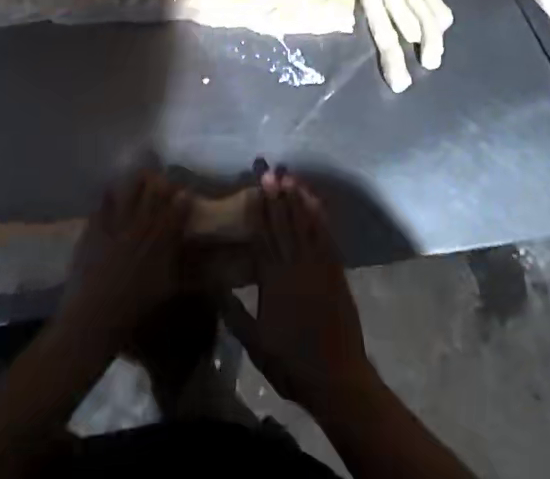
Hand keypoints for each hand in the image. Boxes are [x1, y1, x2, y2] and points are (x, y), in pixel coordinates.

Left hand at [57, 170, 192, 344]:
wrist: (95, 315)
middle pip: (155, 193)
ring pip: (130, 191)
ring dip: (137, 183)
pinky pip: (103, 206)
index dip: (184, 198)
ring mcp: (116, 224)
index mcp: (162, 239)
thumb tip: (200, 258)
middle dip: (163, 184)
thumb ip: (186, 268)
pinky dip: (108, 198)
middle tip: (165, 183)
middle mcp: (141, 225)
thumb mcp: (169, 287)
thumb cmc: (136, 307)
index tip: (187, 192)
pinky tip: (111, 194)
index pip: (178, 208)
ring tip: (141, 179)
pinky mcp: (94, 228)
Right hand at [222, 169, 376, 413]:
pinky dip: (320, 219)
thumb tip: (212, 286)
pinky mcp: (336, 273)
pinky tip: (316, 205)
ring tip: (291, 178)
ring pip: (306, 226)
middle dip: (277, 197)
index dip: (258, 211)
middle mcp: (296, 266)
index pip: (263, 237)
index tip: (253, 188)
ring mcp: (319, 267)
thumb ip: (233, 311)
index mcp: (273, 280)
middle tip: (271, 171)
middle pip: (284, 224)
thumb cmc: (290, 362)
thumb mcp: (254, 341)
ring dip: (298, 201)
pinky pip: (326, 238)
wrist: (336, 377)